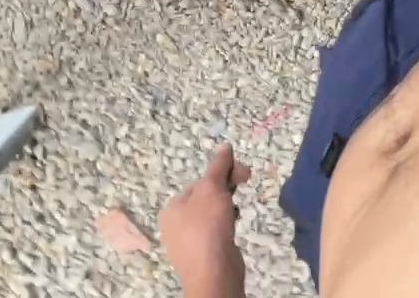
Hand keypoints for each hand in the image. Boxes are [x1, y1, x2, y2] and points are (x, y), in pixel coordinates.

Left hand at [159, 144, 250, 297]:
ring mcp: (189, 241)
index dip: (223, 172)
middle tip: (246, 181)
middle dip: (227, 186)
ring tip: (237, 208)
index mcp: (172, 207)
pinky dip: (227, 223)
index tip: (242, 173)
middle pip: (206, 194)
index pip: (201, 179)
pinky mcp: (203, 253)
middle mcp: (176, 224)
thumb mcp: (213, 187)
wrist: (213, 273)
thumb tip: (225, 146)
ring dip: (228, 204)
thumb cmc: (207, 226)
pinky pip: (216, 229)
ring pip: (213, 211)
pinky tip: (234, 224)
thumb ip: (219, 165)